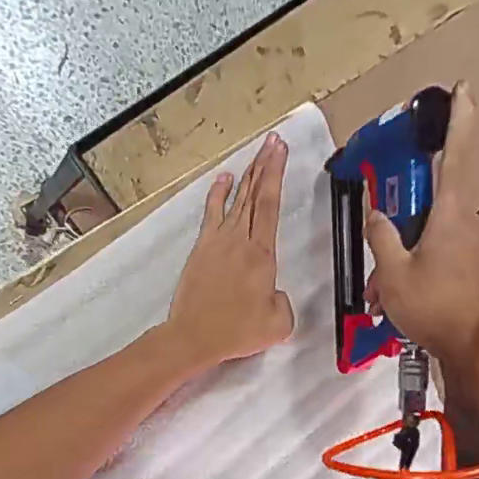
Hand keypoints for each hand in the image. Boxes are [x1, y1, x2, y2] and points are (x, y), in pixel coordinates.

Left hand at [162, 132, 295, 366]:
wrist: (194, 336)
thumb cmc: (236, 331)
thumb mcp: (278, 323)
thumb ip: (284, 302)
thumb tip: (274, 292)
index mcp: (262, 254)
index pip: (270, 205)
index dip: (276, 174)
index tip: (281, 151)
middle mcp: (240, 241)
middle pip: (254, 194)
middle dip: (265, 165)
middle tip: (273, 142)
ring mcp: (218, 242)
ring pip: (236, 200)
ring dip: (247, 175)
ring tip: (257, 154)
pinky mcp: (202, 249)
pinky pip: (212, 214)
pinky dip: (218, 194)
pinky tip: (224, 179)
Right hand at [366, 84, 478, 375]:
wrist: (468, 348)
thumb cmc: (432, 307)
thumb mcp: (393, 272)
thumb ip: (382, 235)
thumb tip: (378, 215)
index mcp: (452, 214)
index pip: (457, 153)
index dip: (460, 118)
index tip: (463, 88)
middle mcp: (467, 221)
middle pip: (435, 193)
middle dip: (404, 207)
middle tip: (385, 220)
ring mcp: (471, 242)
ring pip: (430, 229)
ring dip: (401, 251)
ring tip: (380, 290)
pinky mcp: (470, 262)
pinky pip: (437, 249)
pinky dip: (412, 264)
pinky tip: (392, 296)